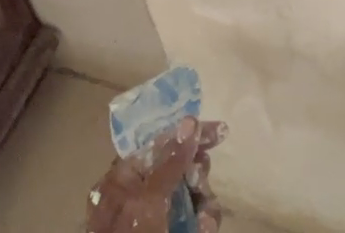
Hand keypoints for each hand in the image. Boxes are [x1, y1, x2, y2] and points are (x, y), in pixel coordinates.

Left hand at [85, 117, 226, 232]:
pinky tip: (204, 230)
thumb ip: (170, 163)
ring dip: (204, 203)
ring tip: (203, 221)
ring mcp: (158, 219)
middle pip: (181, 166)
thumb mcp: (147, 203)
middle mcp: (139, 195)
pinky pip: (197, 219)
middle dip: (197, 175)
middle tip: (200, 185)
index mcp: (123, 180)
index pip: (159, 143)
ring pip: (193, 194)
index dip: (189, 135)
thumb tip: (190, 121)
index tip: (220, 132)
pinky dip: (204, 223)